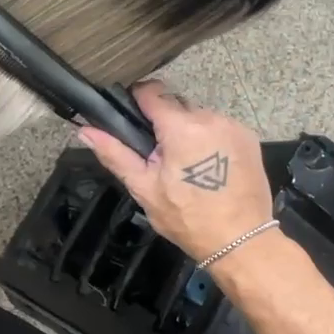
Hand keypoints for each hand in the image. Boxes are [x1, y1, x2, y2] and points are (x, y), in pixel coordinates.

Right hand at [76, 82, 277, 262]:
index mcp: (181, 127)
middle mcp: (210, 118)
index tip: (131, 121)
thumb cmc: (188, 217)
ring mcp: (233, 126)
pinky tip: (209, 166)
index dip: (136, 102)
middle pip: (175, 105)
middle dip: (163, 123)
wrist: (240, 241)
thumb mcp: (144, 187)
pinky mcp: (249, 138)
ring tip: (186, 165)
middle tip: (160, 157)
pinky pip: (219, 127)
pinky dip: (209, 139)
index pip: (151, 92)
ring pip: (197, 115)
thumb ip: (115, 153)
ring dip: (187, 130)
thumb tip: (85, 131)